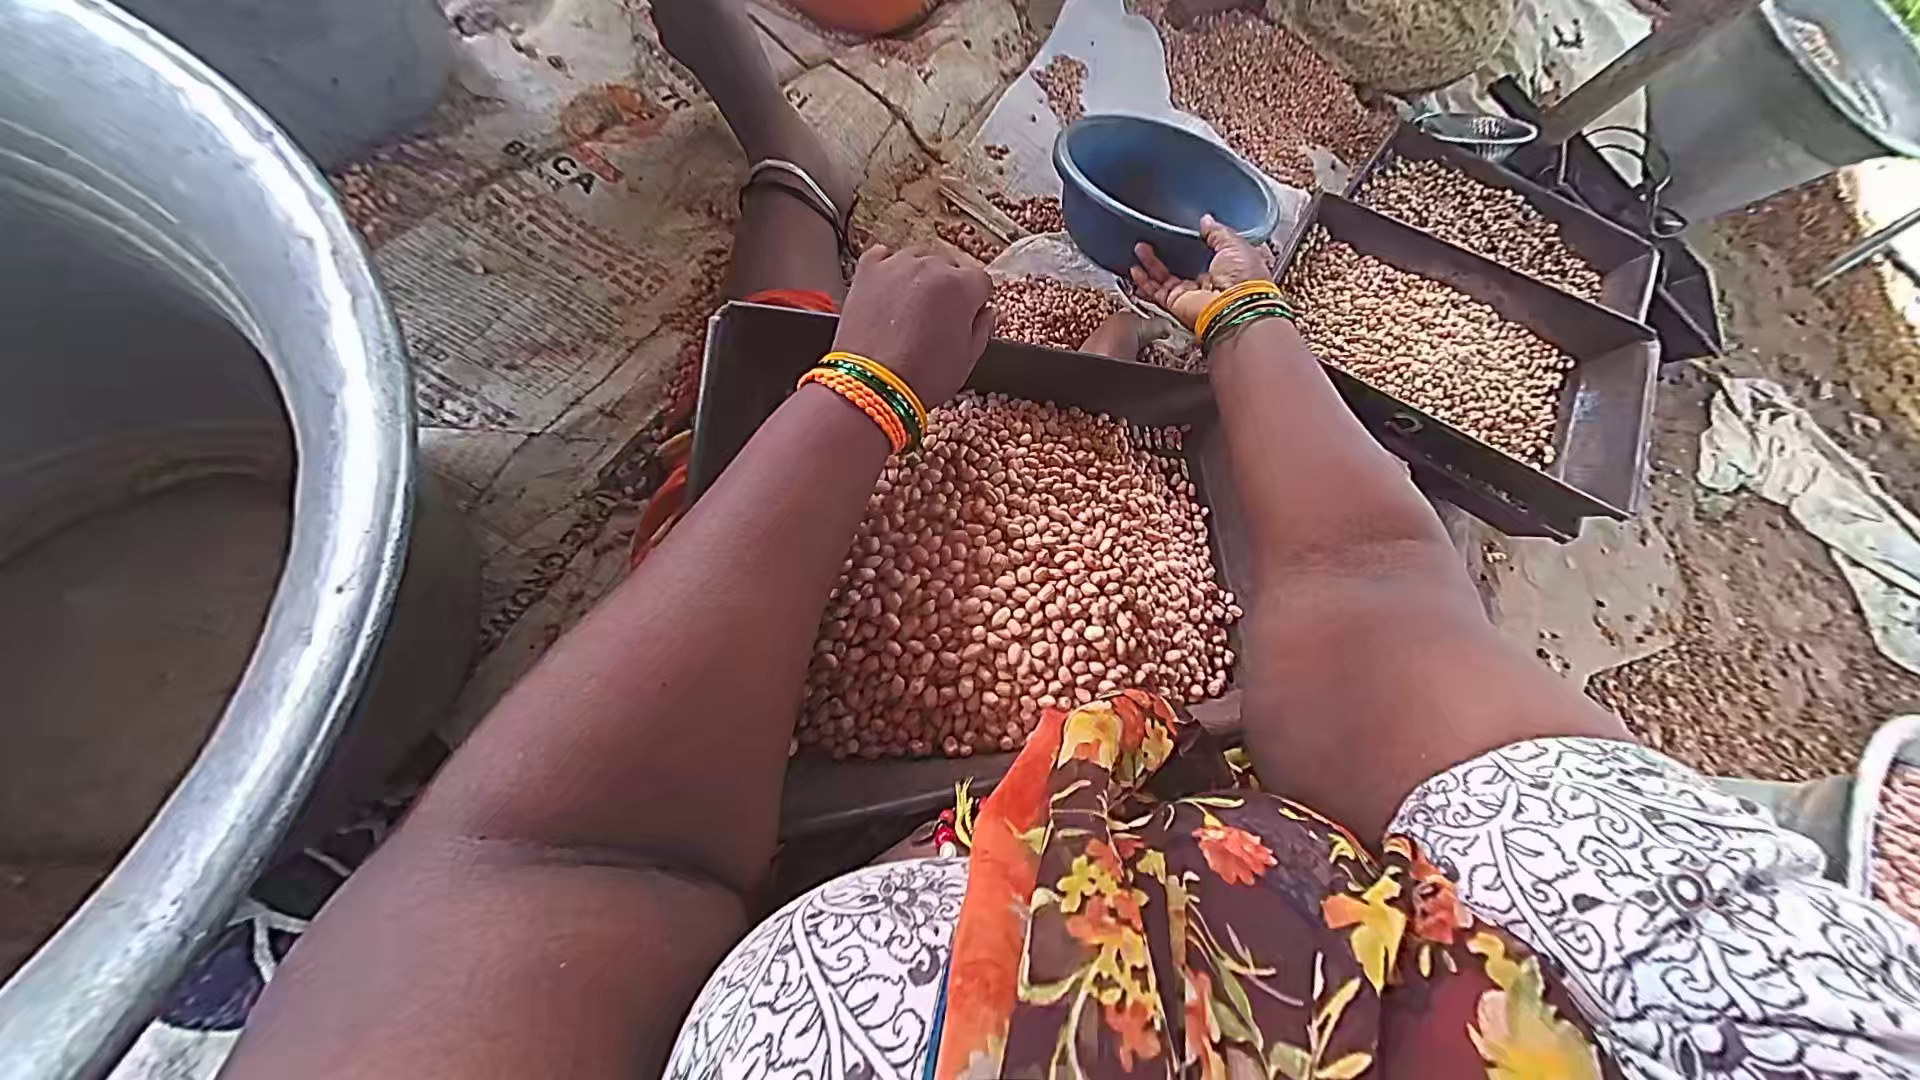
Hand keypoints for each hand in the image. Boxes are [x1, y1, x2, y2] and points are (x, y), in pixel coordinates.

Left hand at [833, 245, 993, 406]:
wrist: (874, 386)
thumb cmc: (922, 377)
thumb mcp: (967, 360)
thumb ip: (982, 329)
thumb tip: (986, 313)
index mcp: (962, 287)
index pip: (980, 281)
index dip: (976, 302)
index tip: (968, 316)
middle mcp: (931, 267)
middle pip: (948, 268)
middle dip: (946, 290)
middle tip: (935, 321)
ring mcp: (897, 266)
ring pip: (917, 260)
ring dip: (918, 279)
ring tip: (910, 312)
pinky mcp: (867, 271)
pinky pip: (883, 257)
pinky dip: (889, 271)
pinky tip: (889, 294)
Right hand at [1129, 214, 1273, 330]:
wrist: (1233, 306)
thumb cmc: (1243, 279)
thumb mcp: (1234, 244)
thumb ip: (1218, 232)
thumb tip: (1206, 220)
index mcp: (1222, 268)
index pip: (1201, 254)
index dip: (1189, 244)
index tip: (1178, 232)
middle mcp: (1203, 283)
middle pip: (1177, 265)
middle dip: (1163, 252)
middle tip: (1152, 238)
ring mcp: (1187, 294)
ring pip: (1162, 277)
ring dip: (1149, 263)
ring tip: (1139, 248)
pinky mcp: (1174, 303)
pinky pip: (1155, 292)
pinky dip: (1143, 282)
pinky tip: (1135, 269)